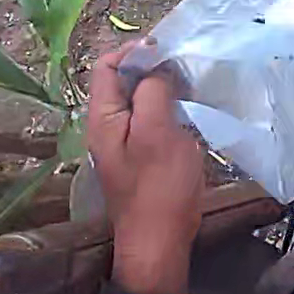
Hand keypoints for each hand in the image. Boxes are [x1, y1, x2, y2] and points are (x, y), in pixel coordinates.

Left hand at [86, 46, 205, 293]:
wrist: (160, 243)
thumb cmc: (159, 187)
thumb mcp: (157, 131)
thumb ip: (153, 90)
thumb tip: (156, 64)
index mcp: (103, 117)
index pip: (107, 65)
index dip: (134, 52)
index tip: (167, 50)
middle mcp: (108, 125)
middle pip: (124, 80)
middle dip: (152, 68)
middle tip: (184, 67)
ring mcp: (126, 140)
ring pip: (141, 98)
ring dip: (163, 87)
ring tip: (190, 84)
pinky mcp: (143, 152)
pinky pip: (152, 118)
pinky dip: (169, 107)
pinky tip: (190, 109)